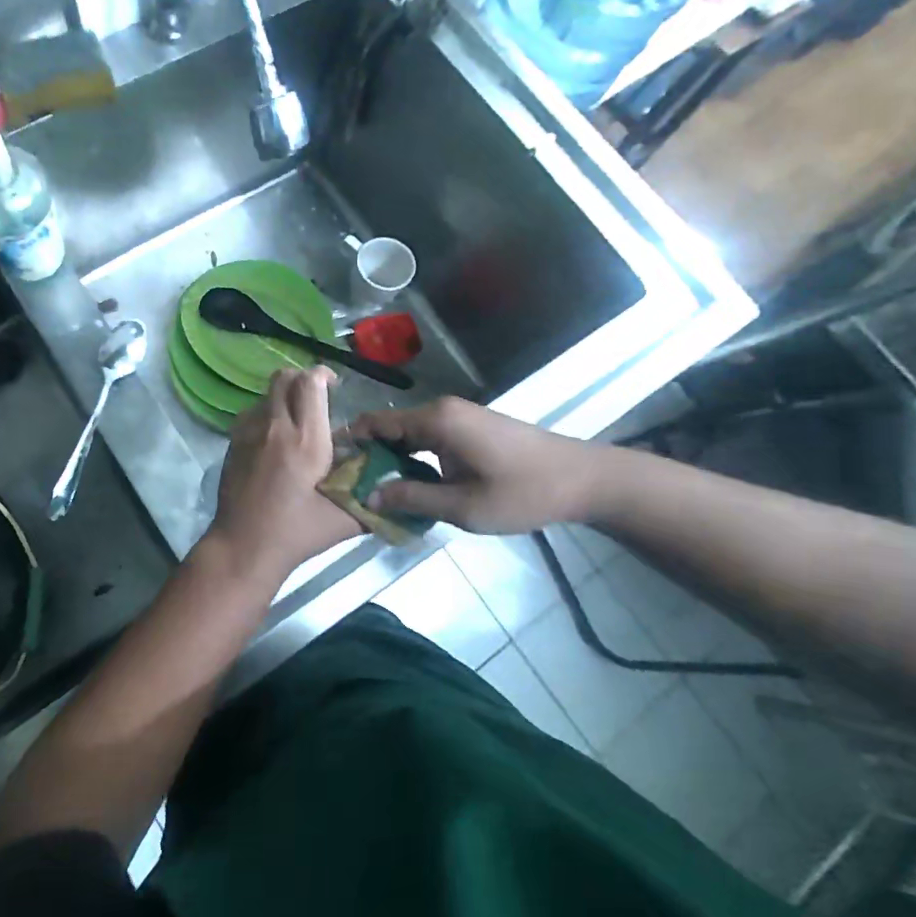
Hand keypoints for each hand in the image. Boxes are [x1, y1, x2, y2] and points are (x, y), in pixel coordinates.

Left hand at [206, 367, 361, 578]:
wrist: (243, 547)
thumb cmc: (295, 534)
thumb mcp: (343, 520)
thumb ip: (369, 497)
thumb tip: (390, 484)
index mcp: (306, 441)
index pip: (311, 383)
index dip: (323, 375)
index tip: (334, 386)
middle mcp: (274, 428)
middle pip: (283, 377)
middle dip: (302, 380)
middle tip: (316, 399)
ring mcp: (247, 435)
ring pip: (264, 396)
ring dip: (282, 399)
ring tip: (295, 423)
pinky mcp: (232, 446)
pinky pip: (249, 416)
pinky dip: (264, 417)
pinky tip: (274, 442)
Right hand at [348, 397, 616, 533]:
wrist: (585, 481)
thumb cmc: (522, 493)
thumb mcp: (461, 506)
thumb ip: (410, 498)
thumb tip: (367, 495)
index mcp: (436, 421)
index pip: (375, 423)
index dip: (349, 444)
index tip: (329, 469)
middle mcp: (443, 411)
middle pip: (389, 428)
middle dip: (367, 456)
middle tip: (347, 488)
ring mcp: (458, 418)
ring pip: (408, 435)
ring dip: (390, 460)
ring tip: (371, 490)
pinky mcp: (470, 429)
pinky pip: (427, 440)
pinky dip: (412, 459)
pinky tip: (407, 485)